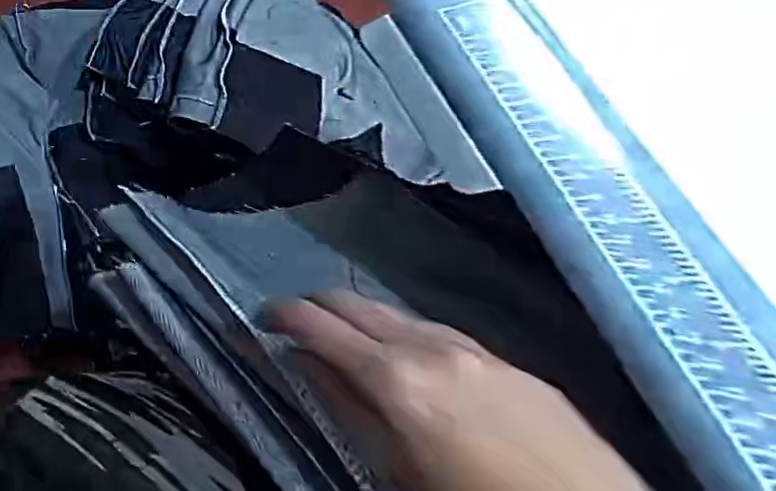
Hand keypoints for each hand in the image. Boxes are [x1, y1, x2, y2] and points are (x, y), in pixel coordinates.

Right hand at [270, 291, 647, 490]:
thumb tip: (307, 363)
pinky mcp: (515, 365)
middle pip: (350, 301)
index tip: (260, 321)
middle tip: (296, 328)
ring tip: (352, 346)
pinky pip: (442, 333)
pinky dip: (409, 335)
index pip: (316, 321)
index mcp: (395, 377)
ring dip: (362, 320)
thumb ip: (349, 410)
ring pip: (395, 312)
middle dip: (315, 306)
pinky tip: (418, 365)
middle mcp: (429, 345)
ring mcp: (475, 349)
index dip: (280, 315)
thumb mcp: (401, 475)